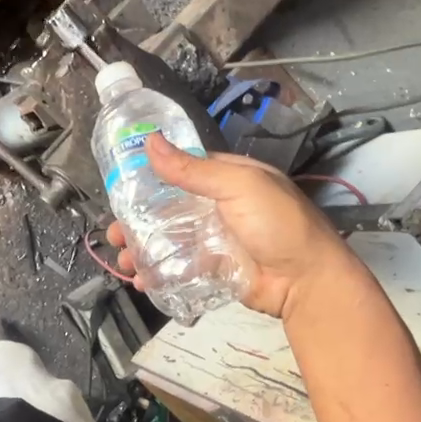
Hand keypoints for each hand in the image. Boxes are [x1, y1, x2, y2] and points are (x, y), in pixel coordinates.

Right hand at [107, 134, 359, 319]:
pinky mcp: (213, 269)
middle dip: (137, 221)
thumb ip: (193, 169)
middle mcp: (217, 207)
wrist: (306, 281)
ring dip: (141, 250)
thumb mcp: (238, 186)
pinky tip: (140, 280)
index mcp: (226, 179)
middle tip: (114, 233)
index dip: (149, 179)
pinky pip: (177, 269)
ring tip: (123, 260)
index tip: (119, 189)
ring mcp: (214, 240)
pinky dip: (156, 274)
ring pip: (167, 241)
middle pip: (166, 210)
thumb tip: (150, 141)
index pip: (181, 171)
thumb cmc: (278, 225)